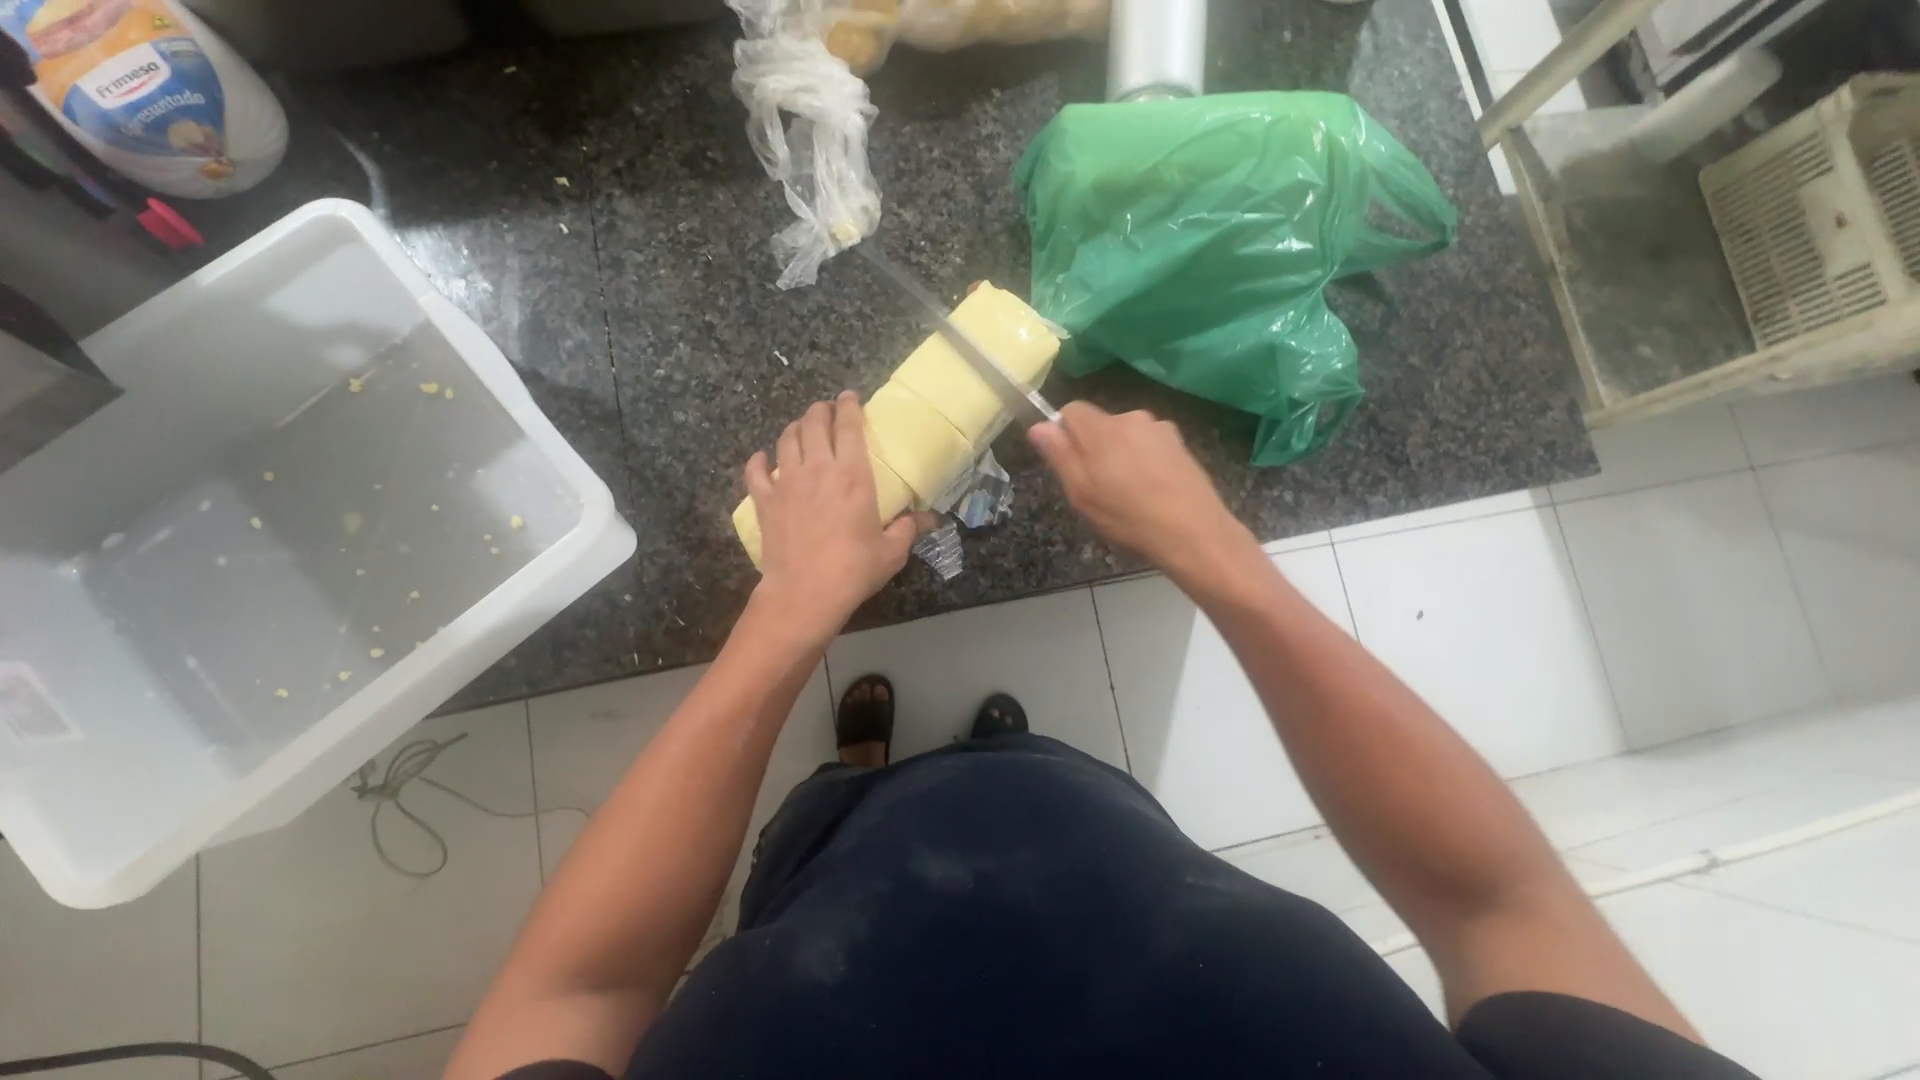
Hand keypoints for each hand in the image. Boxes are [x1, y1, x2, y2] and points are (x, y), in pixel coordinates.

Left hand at [744, 392, 924, 641]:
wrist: (805, 593)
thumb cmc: (853, 570)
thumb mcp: (891, 551)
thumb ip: (907, 529)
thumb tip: (926, 519)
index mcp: (852, 476)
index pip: (849, 427)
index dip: (849, 406)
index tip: (850, 398)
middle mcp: (818, 470)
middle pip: (813, 424)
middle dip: (820, 411)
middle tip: (826, 410)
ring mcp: (787, 484)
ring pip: (786, 440)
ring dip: (794, 428)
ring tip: (800, 427)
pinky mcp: (765, 502)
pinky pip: (756, 473)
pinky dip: (758, 461)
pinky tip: (761, 458)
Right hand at [1028, 402, 1256, 581]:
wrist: (1192, 531)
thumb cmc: (1128, 516)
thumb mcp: (1081, 492)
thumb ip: (1059, 455)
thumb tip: (1038, 426)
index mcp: (1103, 427)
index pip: (1071, 410)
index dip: (1063, 434)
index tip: (1068, 464)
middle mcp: (1132, 418)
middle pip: (1100, 424)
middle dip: (1094, 448)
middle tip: (1097, 488)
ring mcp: (1160, 429)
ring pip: (1126, 436)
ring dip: (1121, 456)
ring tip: (1128, 493)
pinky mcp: (1181, 445)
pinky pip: (1149, 446)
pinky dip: (1144, 462)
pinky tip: (1151, 492)